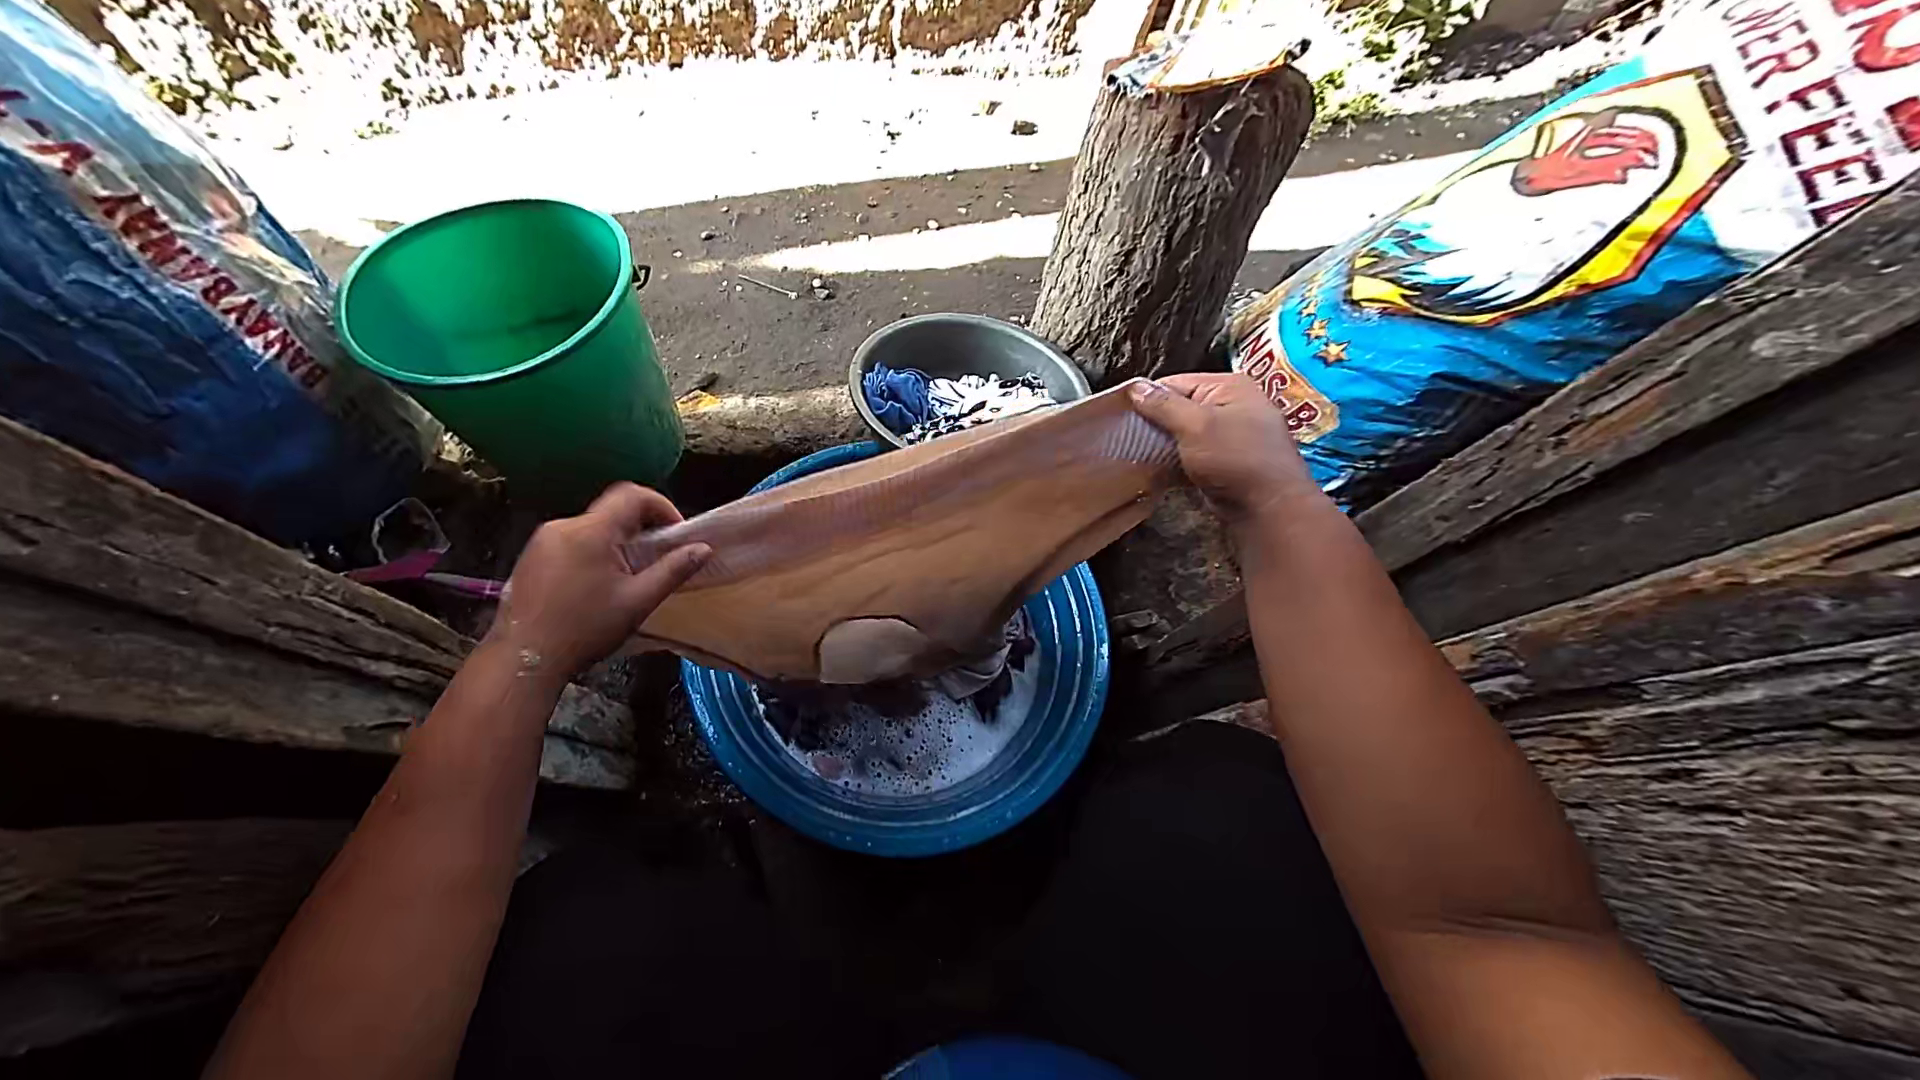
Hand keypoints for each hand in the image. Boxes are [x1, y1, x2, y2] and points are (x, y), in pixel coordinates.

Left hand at [487, 483, 709, 680]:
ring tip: (630, 574)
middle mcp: (563, 527)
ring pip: (593, 527)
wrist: (524, 659)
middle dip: (641, 528)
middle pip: (612, 511)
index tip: (676, 532)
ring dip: (618, 541)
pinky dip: (594, 551)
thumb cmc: (585, 629)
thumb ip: (674, 569)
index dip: (662, 506)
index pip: (632, 495)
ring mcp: (542, 541)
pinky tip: (599, 583)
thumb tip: (703, 548)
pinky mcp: (531, 557)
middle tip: (658, 557)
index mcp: (591, 532)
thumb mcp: (639, 600)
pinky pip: (572, 541)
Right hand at [1129, 373, 1323, 523]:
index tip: (1124, 416)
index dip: (1148, 398)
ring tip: (1140, 454)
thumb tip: (1135, 387)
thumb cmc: (1236, 459)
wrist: (1266, 507)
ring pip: (1183, 433)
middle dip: (1155, 423)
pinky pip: (1190, 454)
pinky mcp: (1222, 461)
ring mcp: (1227, 434)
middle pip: (1178, 407)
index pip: (1175, 383)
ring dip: (1163, 444)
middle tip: (1130, 438)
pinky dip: (1175, 460)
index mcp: (1228, 386)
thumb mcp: (1195, 425)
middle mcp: (1230, 405)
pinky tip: (1157, 469)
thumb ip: (1163, 405)